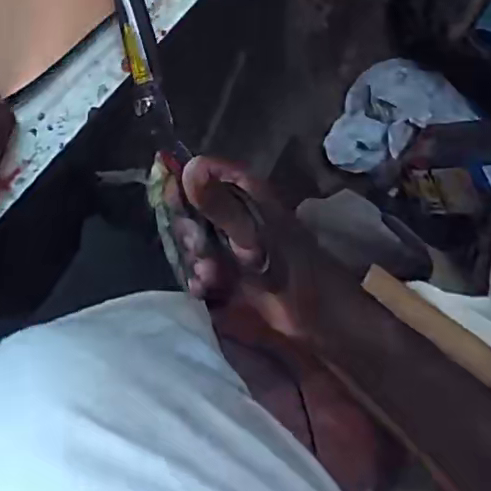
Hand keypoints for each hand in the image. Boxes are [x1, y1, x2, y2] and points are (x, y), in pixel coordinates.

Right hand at [167, 155, 350, 345]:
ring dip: (193, 256)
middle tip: (198, 249)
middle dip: (187, 229)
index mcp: (243, 190)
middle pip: (189, 205)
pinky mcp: (226, 270)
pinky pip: (198, 265)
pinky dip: (197, 278)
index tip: (168, 197)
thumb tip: (188, 167)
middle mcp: (232, 210)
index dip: (181, 179)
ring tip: (209, 277)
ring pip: (191, 237)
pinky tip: (204, 289)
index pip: (201, 170)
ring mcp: (228, 240)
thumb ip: (220, 204)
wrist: (322, 324)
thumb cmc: (296, 270)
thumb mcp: (254, 235)